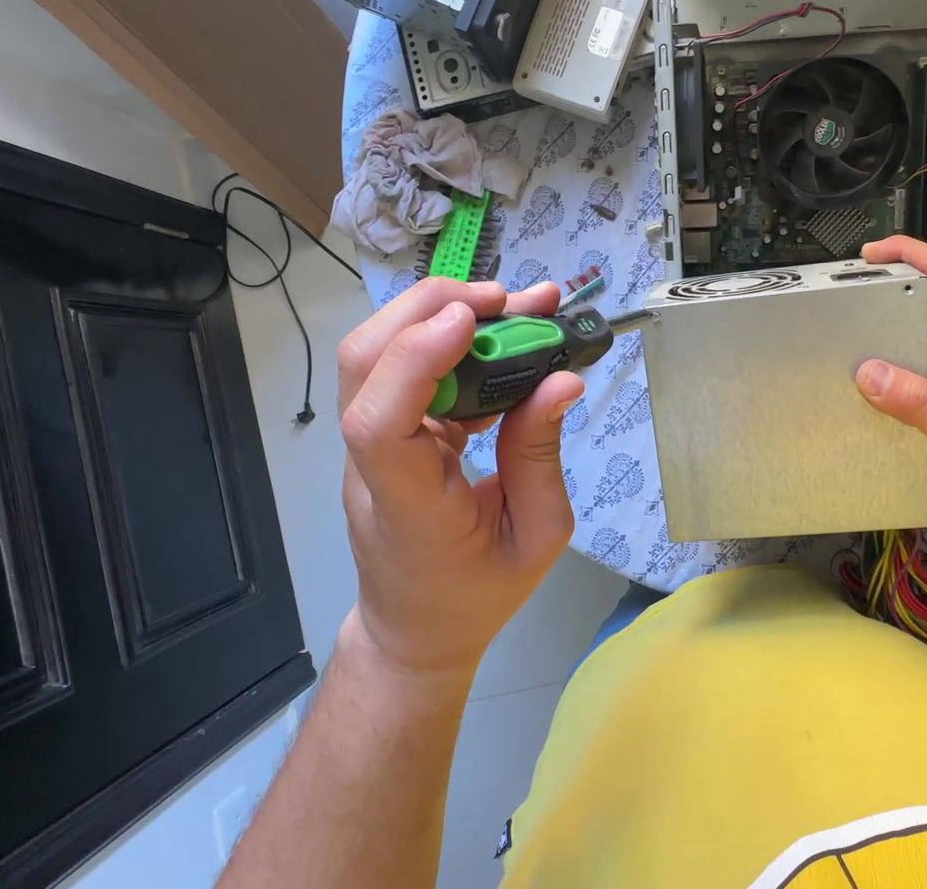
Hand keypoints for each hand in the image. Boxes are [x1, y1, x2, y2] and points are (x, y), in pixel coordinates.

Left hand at [337, 277, 583, 677]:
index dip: (416, 359)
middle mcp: (372, 466)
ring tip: (511, 305)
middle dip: (431, 308)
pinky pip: (401, 368)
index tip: (472, 322)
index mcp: (409, 507)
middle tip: (507, 298)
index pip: (379, 424)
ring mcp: (368, 445)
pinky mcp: (384, 432)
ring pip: (374, 354)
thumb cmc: (477, 595)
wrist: (415, 628)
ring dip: (437, 313)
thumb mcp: (537, 537)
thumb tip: (562, 379)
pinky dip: (446, 338)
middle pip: (364, 362)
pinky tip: (498, 333)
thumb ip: (541, 457)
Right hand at [852, 235, 926, 503]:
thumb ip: (916, 401)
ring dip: (884, 306)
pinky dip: (885, 335)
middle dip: (888, 276)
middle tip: (847, 283)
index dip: (909, 253)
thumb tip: (868, 373)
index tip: (871, 254)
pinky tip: (861, 347)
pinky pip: (910, 339)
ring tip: (846, 311)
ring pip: (916, 312)